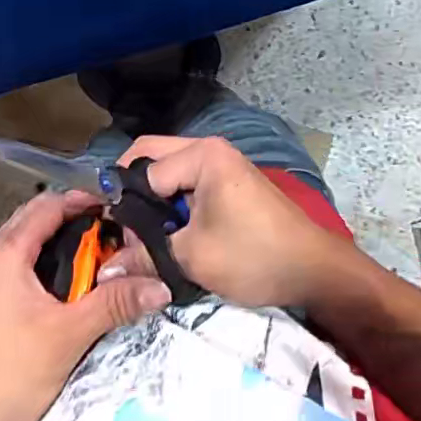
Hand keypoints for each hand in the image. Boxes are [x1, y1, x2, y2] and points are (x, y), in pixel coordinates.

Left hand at [0, 191, 171, 420]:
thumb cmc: (6, 377)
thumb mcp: (68, 337)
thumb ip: (114, 304)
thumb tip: (160, 286)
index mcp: (5, 253)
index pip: (49, 205)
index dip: (84, 201)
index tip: (117, 210)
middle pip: (33, 218)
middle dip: (72, 219)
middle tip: (109, 235)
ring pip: (22, 242)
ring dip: (55, 242)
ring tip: (92, 260)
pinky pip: (12, 264)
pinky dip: (39, 263)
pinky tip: (60, 291)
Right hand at [118, 135, 362, 309]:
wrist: (314, 269)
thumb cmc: (254, 256)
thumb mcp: (194, 258)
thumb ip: (145, 256)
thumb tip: (105, 271)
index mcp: (202, 155)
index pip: (142, 170)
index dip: (123, 204)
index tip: (113, 237)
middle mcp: (209, 148)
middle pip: (151, 156)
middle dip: (132, 191)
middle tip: (124, 230)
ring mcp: (221, 163)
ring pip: (168, 170)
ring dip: (153, 199)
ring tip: (146, 237)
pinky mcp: (228, 181)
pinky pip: (186, 181)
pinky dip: (172, 202)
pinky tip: (169, 233)